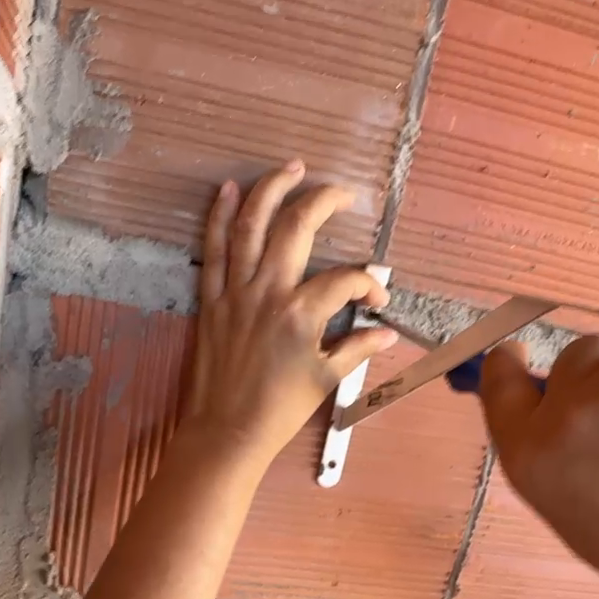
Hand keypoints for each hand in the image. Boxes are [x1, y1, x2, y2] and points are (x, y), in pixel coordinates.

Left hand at [184, 161, 398, 464]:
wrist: (227, 432)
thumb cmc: (278, 411)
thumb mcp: (325, 381)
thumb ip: (356, 350)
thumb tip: (387, 333)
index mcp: (302, 314)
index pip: (346, 280)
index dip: (369, 284)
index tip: (378, 299)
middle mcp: (269, 292)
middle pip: (298, 227)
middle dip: (324, 201)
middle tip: (341, 193)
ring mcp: (236, 292)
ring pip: (252, 226)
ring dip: (271, 188)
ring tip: (291, 166)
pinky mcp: (211, 300)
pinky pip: (213, 250)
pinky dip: (220, 216)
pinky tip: (230, 189)